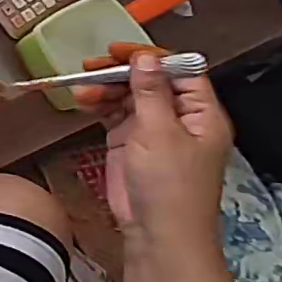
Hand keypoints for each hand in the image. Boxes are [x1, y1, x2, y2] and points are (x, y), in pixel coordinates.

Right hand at [73, 44, 232, 247]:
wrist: (157, 231)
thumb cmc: (169, 185)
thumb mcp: (159, 132)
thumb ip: (150, 92)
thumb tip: (145, 59)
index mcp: (201, 113)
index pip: (179, 73)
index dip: (151, 58)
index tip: (118, 51)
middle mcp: (179, 118)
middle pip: (149, 82)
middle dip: (120, 73)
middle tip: (90, 66)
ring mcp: (153, 131)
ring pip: (128, 97)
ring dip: (105, 90)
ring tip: (80, 90)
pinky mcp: (130, 144)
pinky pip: (114, 115)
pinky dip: (99, 106)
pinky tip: (82, 101)